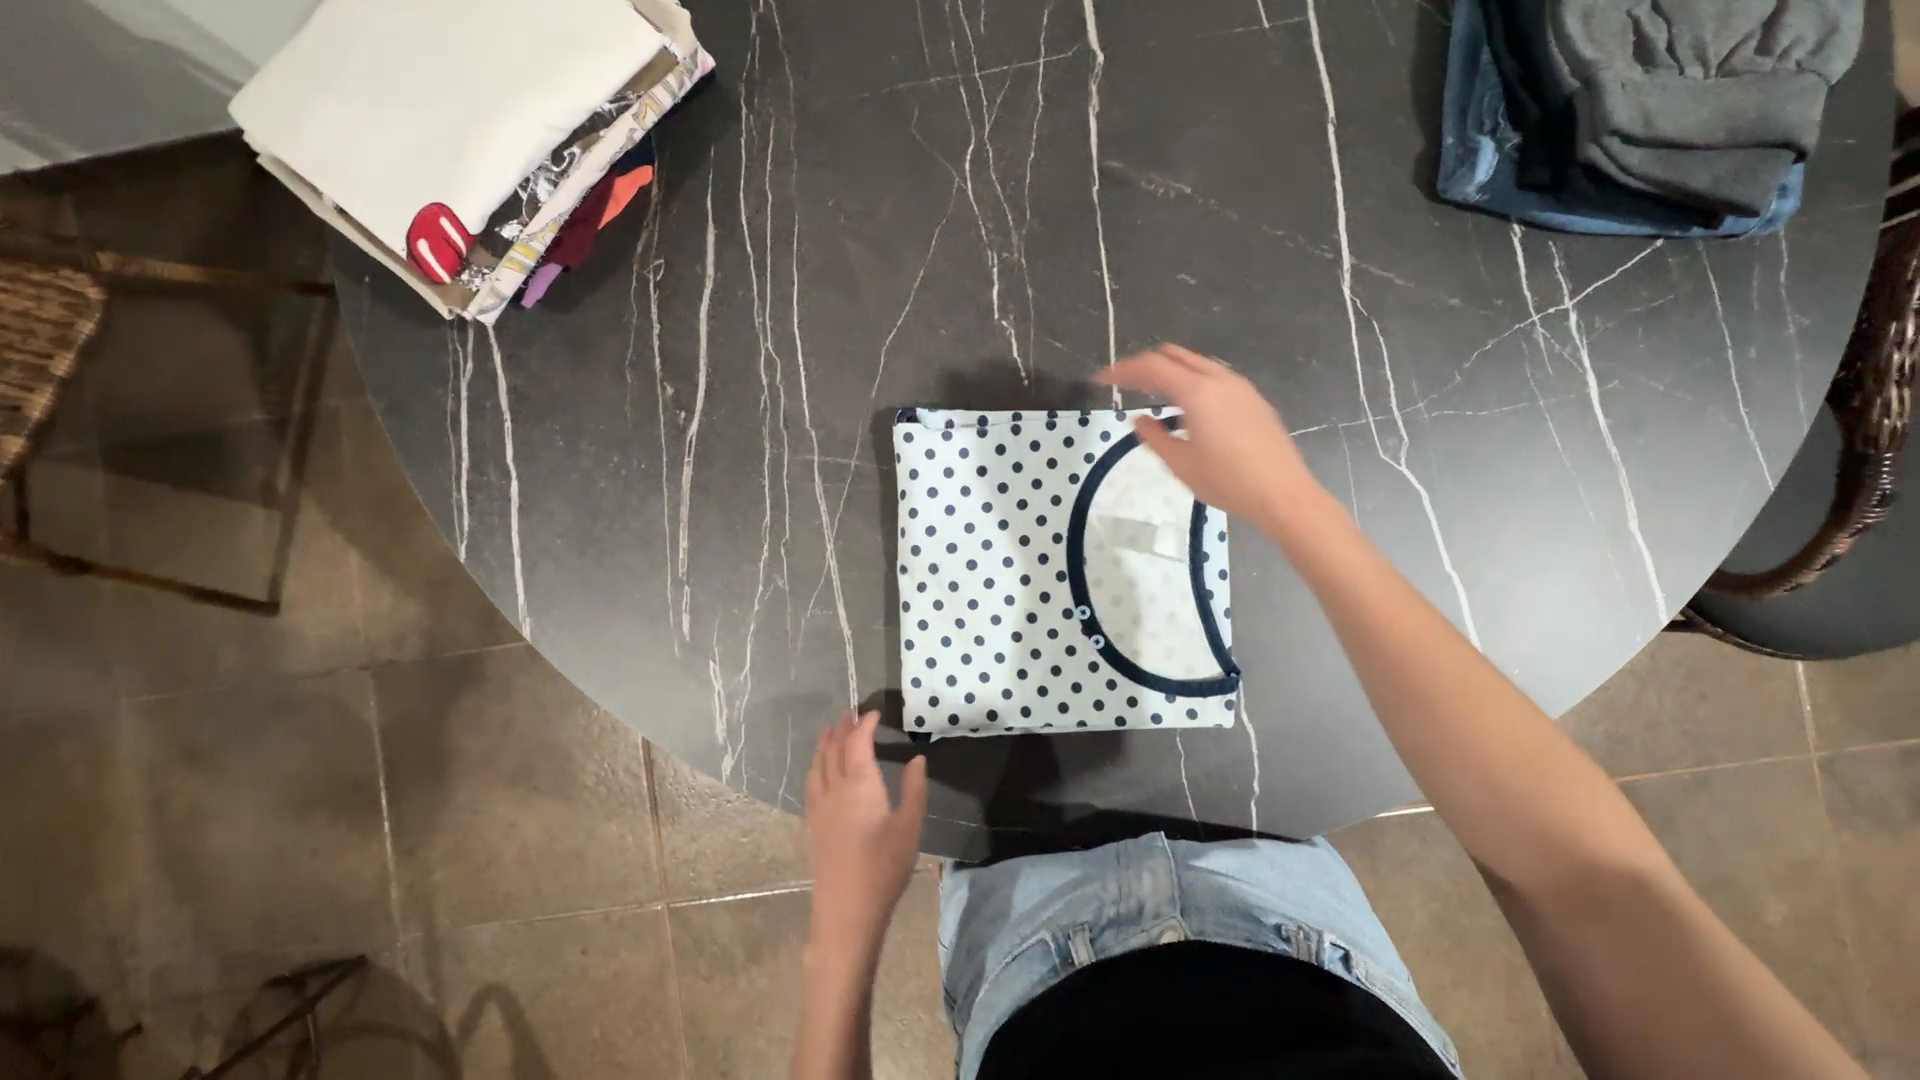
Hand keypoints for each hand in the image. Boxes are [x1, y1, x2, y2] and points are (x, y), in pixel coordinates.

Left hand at [804, 711, 927, 956]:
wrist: (847, 909)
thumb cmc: (884, 867)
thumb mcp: (910, 827)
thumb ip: (914, 789)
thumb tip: (917, 759)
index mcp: (859, 783)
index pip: (857, 741)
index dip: (864, 723)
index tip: (874, 712)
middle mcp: (834, 788)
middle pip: (833, 748)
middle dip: (842, 728)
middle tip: (851, 714)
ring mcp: (819, 806)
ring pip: (818, 763)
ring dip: (826, 743)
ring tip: (832, 731)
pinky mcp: (813, 824)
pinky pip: (812, 781)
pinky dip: (818, 764)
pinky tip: (821, 771)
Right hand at [1097, 344, 1320, 523]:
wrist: (1283, 494)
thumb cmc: (1227, 481)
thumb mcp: (1180, 464)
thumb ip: (1154, 436)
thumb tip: (1139, 420)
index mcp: (1198, 391)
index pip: (1152, 367)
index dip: (1123, 370)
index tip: (1101, 378)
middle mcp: (1220, 379)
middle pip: (1175, 356)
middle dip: (1146, 365)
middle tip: (1124, 383)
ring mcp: (1240, 388)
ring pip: (1197, 365)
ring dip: (1171, 373)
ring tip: (1151, 394)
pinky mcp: (1253, 401)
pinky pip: (1214, 379)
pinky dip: (1192, 383)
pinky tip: (1186, 409)